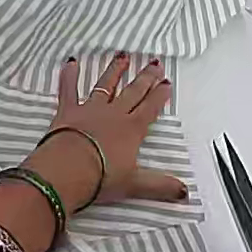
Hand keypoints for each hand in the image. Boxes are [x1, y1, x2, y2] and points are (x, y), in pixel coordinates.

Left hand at [32, 53, 186, 210]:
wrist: (68, 170)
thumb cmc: (99, 177)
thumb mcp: (135, 184)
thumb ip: (160, 186)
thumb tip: (184, 194)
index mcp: (131, 130)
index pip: (150, 109)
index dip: (159, 96)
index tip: (166, 84)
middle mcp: (114, 115)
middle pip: (133, 92)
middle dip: (145, 78)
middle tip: (154, 65)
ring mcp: (90, 110)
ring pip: (106, 86)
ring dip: (115, 71)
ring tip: (123, 57)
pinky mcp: (68, 112)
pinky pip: (69, 89)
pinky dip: (70, 76)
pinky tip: (72, 62)